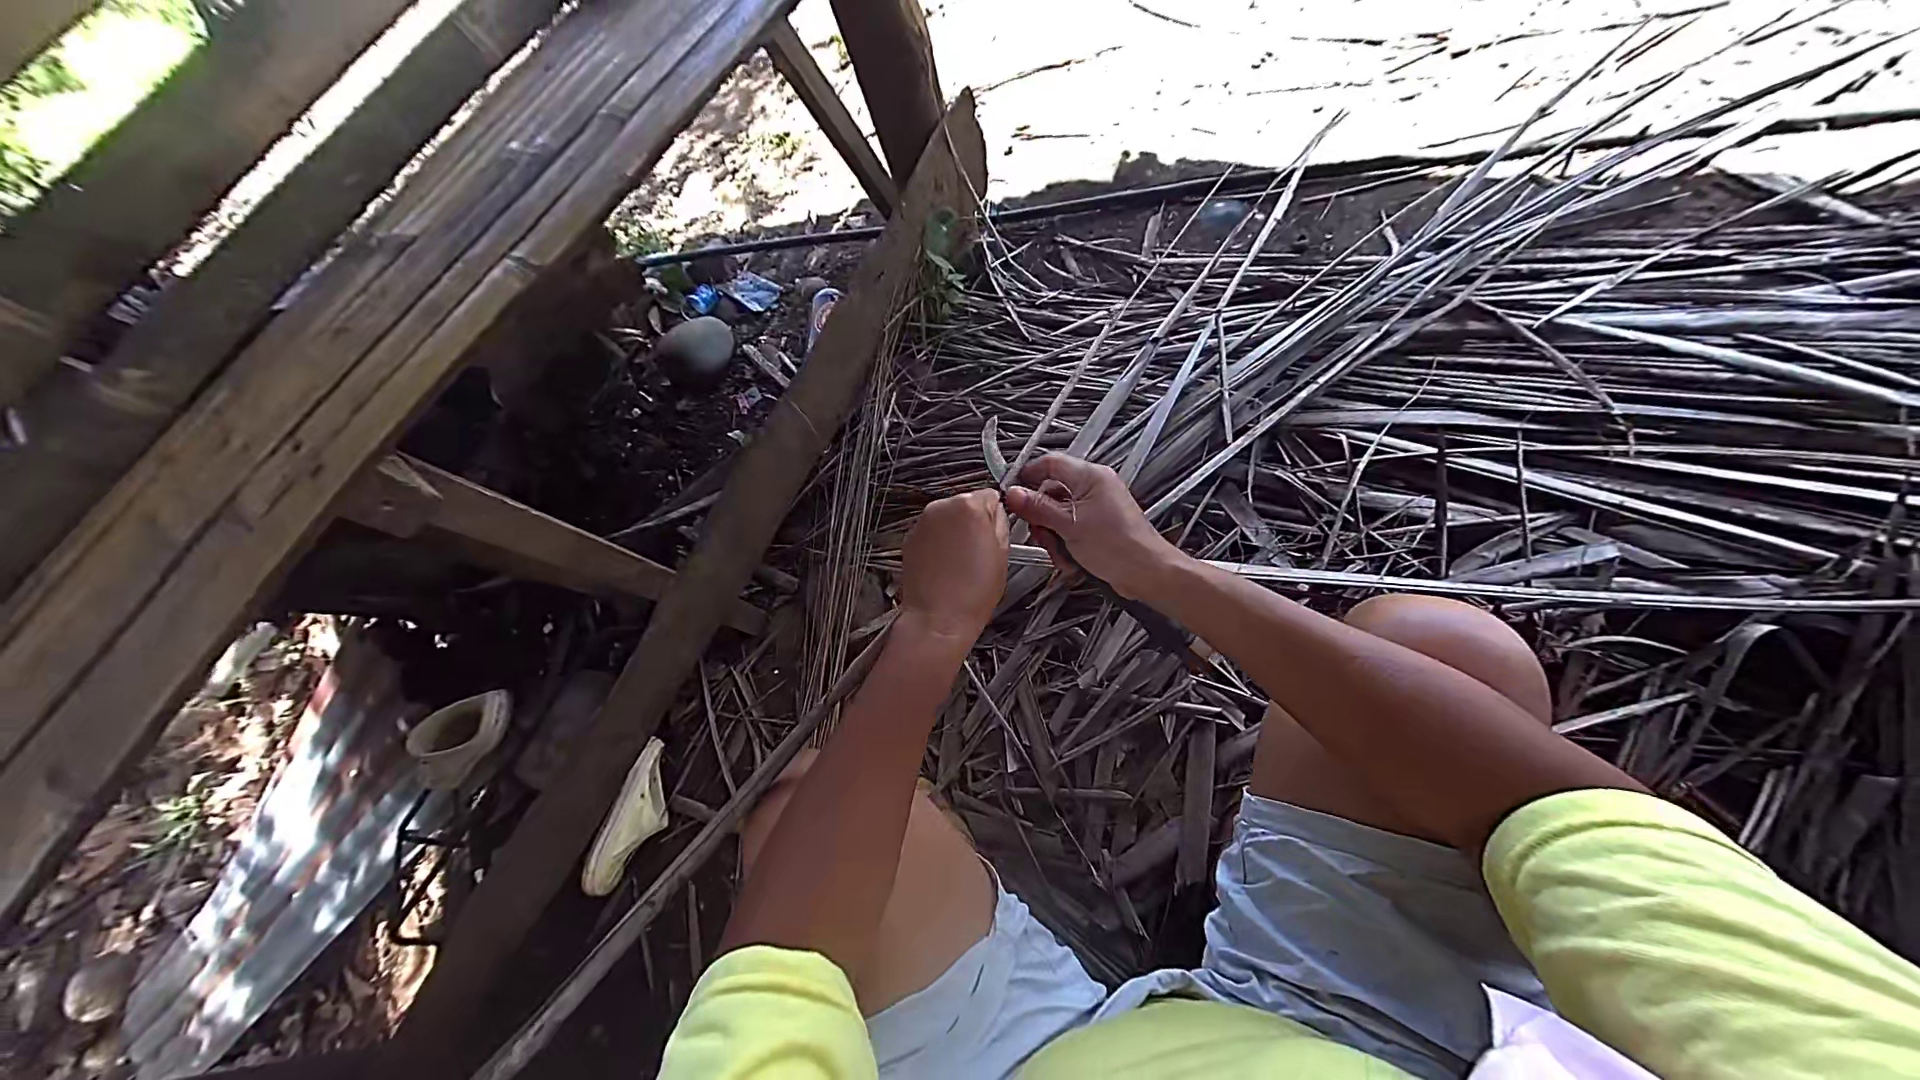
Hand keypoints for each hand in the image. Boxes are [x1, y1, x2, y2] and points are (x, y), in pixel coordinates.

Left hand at [899, 489, 1009, 639]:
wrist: (937, 619)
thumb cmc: (970, 595)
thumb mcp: (1003, 554)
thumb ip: (1000, 525)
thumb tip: (996, 515)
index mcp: (969, 506)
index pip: (990, 495)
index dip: (995, 517)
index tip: (994, 532)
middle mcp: (942, 508)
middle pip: (966, 505)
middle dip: (974, 524)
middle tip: (980, 552)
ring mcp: (923, 523)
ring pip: (948, 519)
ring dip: (955, 533)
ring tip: (962, 563)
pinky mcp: (910, 538)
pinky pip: (932, 533)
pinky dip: (939, 544)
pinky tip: (947, 566)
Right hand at [1004, 453, 1185, 600]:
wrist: (1147, 574)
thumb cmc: (1121, 547)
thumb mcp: (1069, 526)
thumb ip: (1038, 508)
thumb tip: (1014, 494)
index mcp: (1091, 477)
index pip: (1049, 463)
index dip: (1027, 476)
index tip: (1012, 494)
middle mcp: (1095, 487)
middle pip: (1051, 493)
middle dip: (1041, 517)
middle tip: (1041, 532)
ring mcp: (1097, 507)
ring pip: (1058, 515)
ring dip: (1053, 535)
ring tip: (1061, 551)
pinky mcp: (1098, 526)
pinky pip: (1070, 529)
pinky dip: (1066, 544)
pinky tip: (1071, 558)